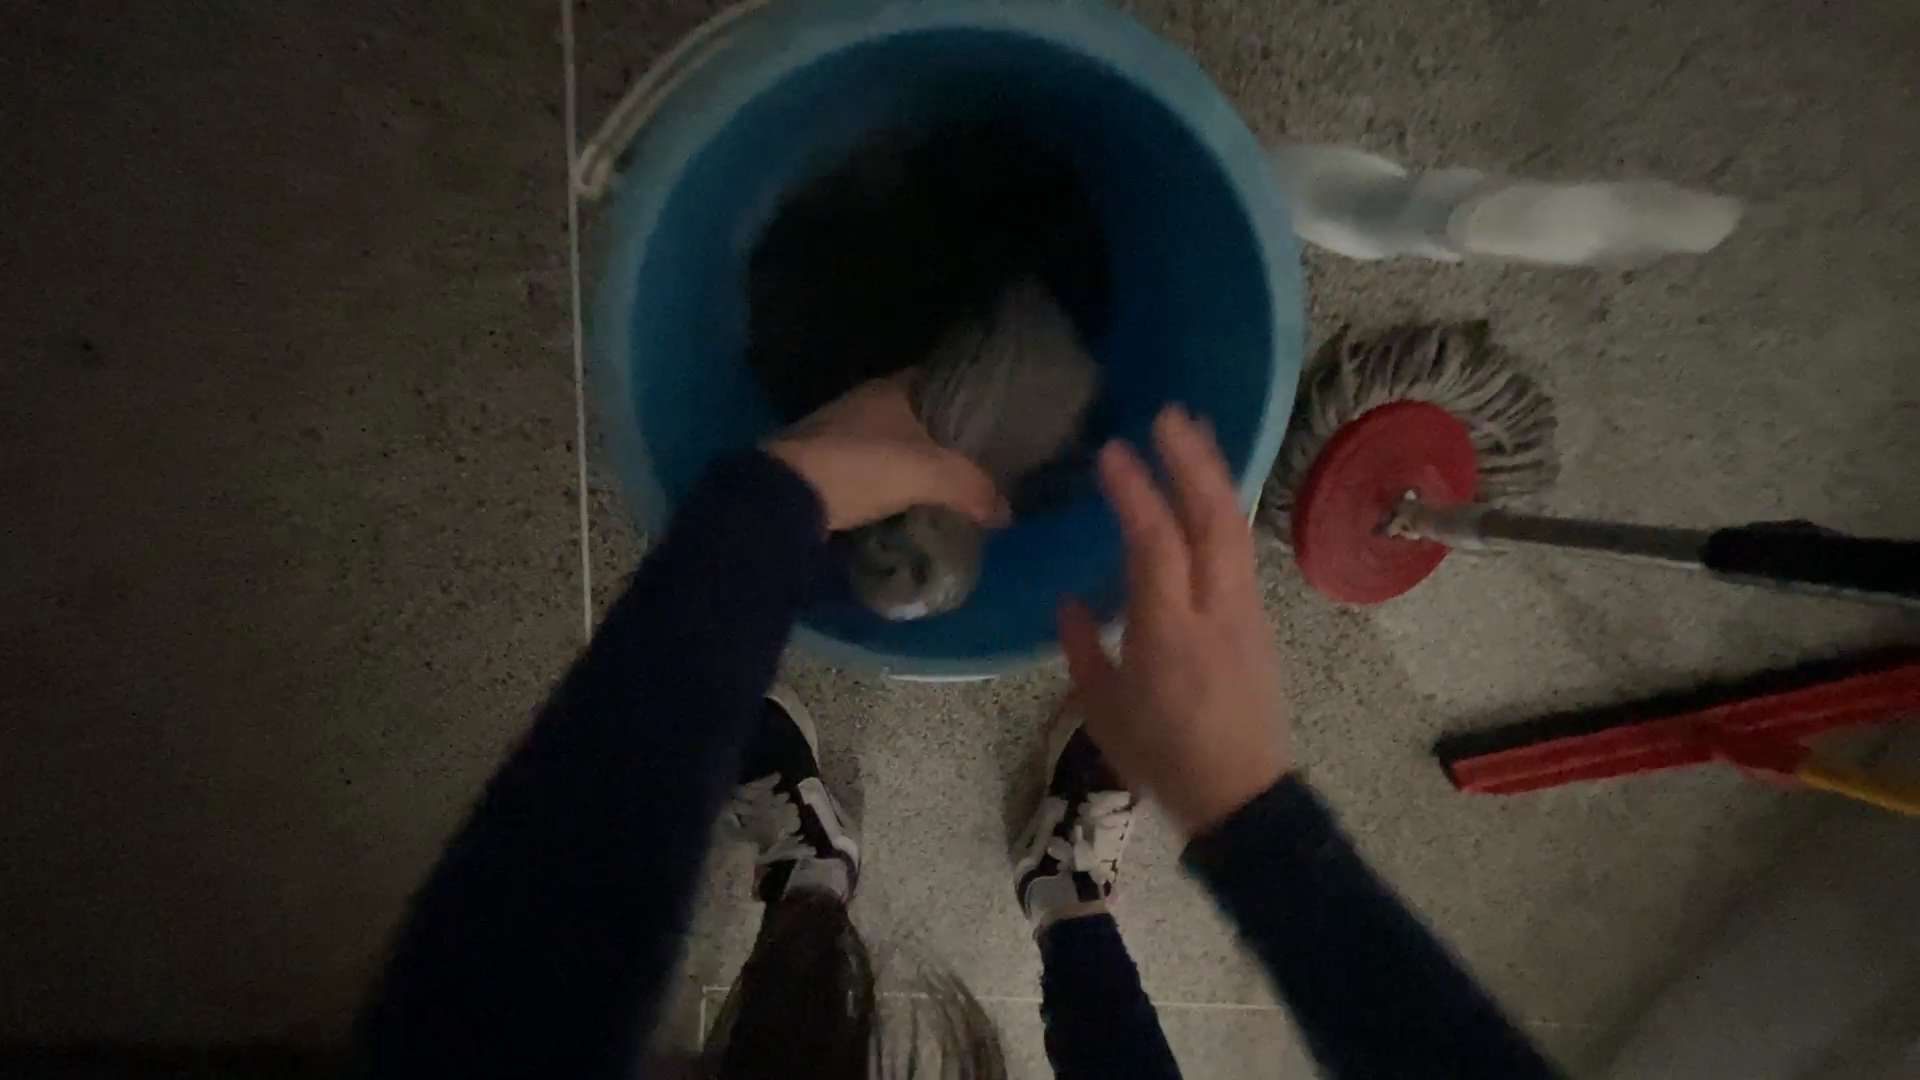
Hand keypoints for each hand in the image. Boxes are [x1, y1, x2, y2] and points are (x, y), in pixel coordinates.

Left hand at [764, 371, 1009, 532]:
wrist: (784, 498)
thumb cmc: (860, 468)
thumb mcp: (926, 475)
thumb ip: (970, 487)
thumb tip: (1006, 512)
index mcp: (892, 389)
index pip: (941, 378)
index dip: (969, 394)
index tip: (996, 415)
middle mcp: (866, 401)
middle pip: (920, 411)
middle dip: (948, 432)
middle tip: (982, 453)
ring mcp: (843, 431)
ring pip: (897, 438)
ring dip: (920, 456)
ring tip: (954, 477)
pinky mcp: (828, 462)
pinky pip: (877, 464)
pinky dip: (897, 476)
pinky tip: (913, 494)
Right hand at [1058, 406, 1290, 836]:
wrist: (1242, 797)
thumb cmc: (1161, 756)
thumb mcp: (1102, 708)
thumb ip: (1080, 648)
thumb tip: (1070, 602)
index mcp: (1169, 633)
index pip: (1155, 544)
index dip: (1135, 493)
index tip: (1113, 452)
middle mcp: (1217, 609)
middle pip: (1213, 519)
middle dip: (1192, 461)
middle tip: (1170, 415)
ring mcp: (1246, 611)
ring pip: (1236, 528)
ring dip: (1215, 476)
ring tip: (1194, 434)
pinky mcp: (1259, 619)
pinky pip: (1241, 549)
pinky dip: (1225, 509)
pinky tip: (1210, 493)